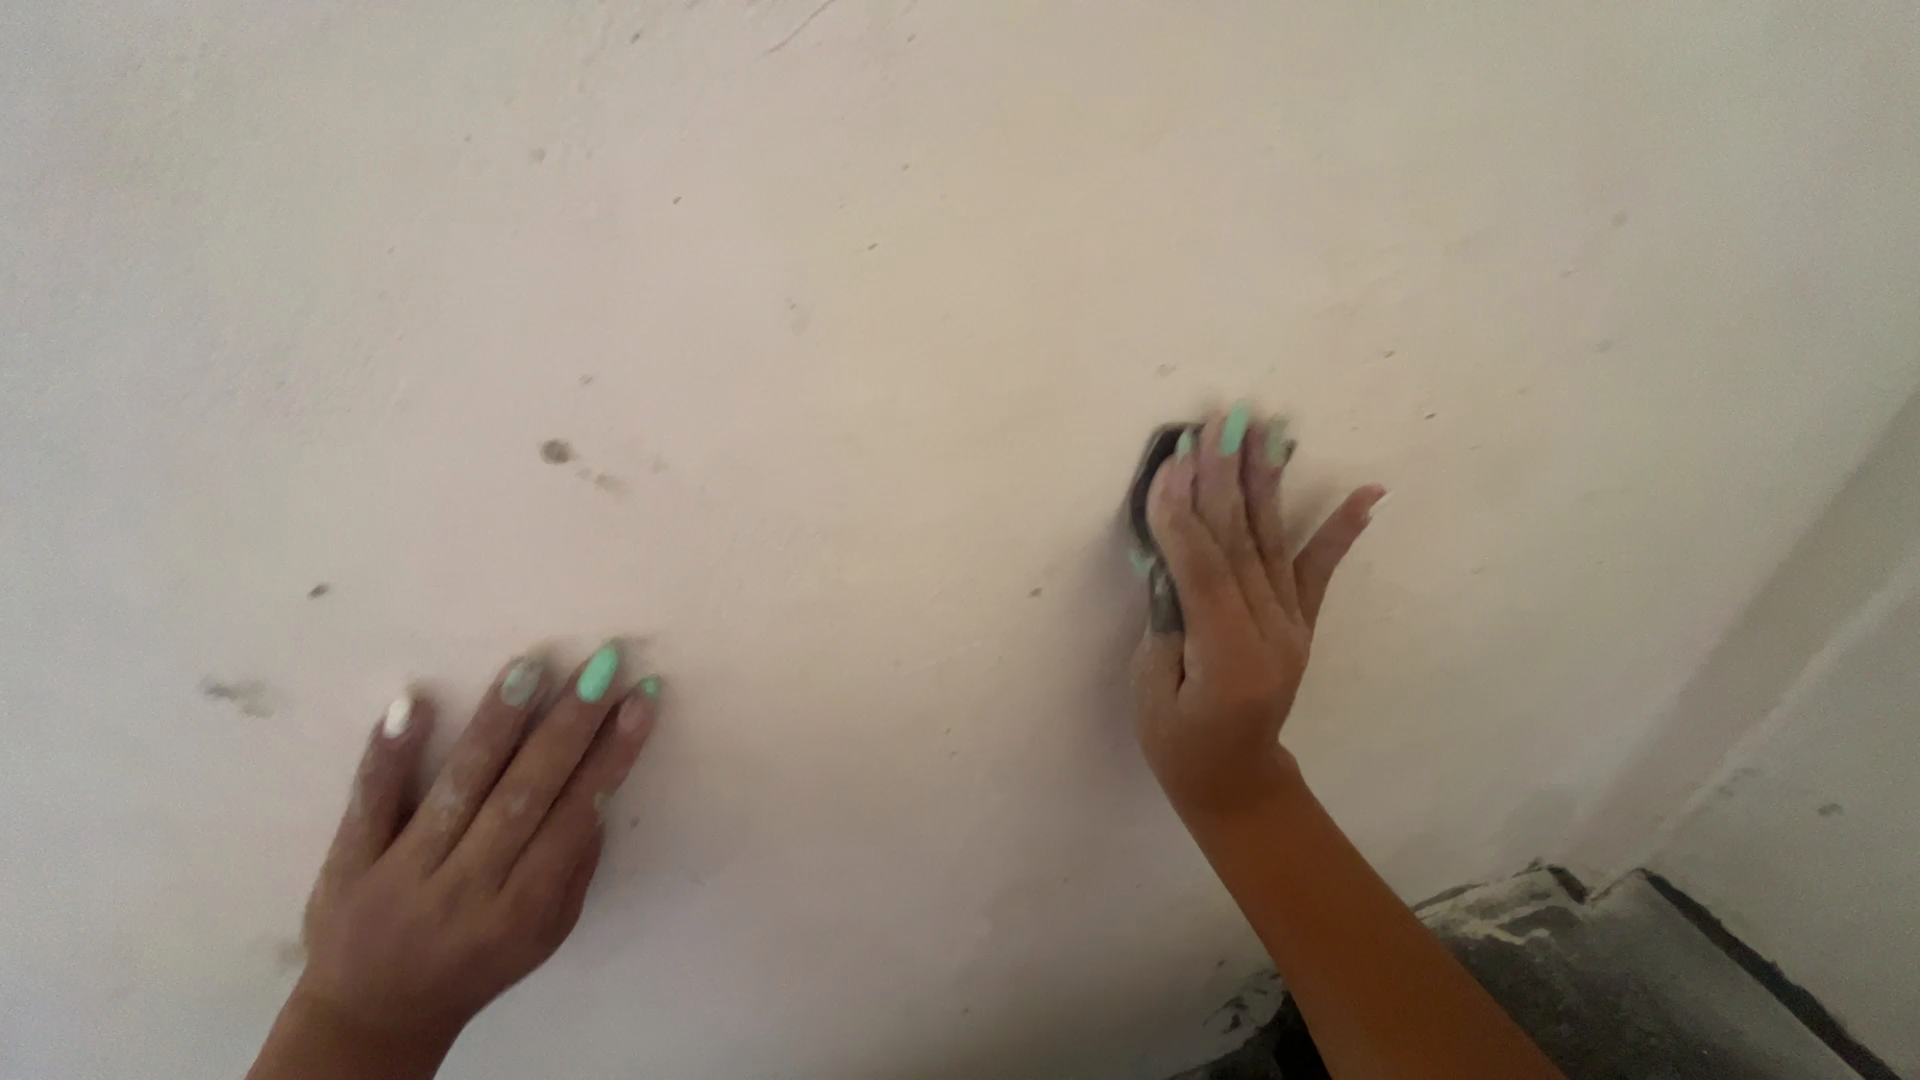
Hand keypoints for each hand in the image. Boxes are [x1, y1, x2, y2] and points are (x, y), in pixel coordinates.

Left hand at [268, 645, 659, 1069]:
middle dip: (570, 724)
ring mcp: (402, 873)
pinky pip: (369, 803)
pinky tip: (414, 701)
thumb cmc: (481, 965)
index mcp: (522, 907)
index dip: (613, 753)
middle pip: (526, 791)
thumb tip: (598, 787)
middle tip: (603, 664)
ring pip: (458, 787)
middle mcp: (467, 886)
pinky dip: (389, 754)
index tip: (641, 697)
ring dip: (496, 725)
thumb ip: (576, 864)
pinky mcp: (347, 864)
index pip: (576, 814)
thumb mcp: (549, 932)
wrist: (370, 1019)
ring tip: (530, 666)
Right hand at [1132, 405, 1383, 813]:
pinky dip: (1343, 528)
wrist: (1235, 780)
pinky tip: (1368, 491)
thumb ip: (1168, 620)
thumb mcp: (1152, 688)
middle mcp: (1271, 632)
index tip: (1173, 460)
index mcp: (1230, 656)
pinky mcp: (1302, 623)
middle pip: (1239, 543)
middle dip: (1222, 479)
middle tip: (1218, 423)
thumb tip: (1175, 558)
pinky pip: (1320, 570)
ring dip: (1265, 482)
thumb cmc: (1179, 743)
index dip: (1183, 514)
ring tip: (1265, 431)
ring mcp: (1292, 625)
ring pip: (1275, 542)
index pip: (1203, 568)